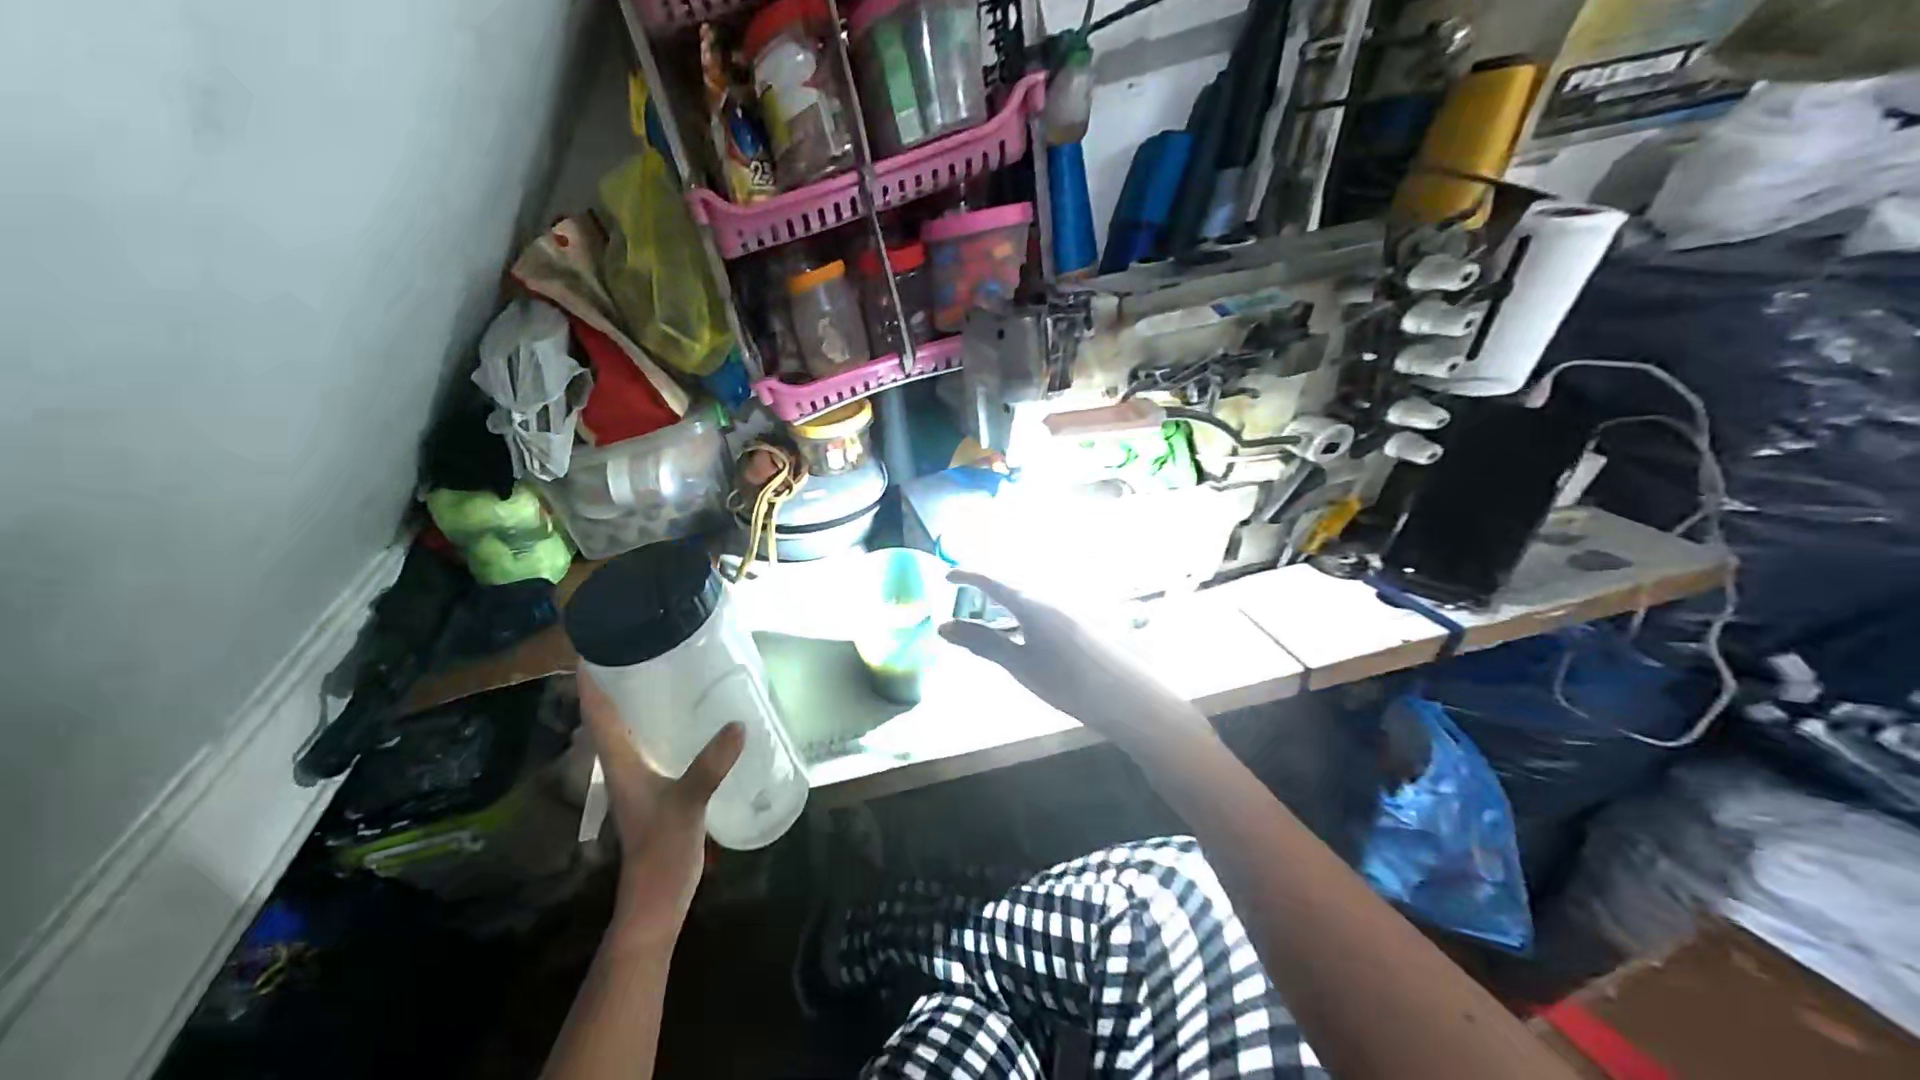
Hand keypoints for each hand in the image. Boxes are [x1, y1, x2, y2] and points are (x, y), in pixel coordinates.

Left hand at [578, 669, 742, 940]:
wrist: (656, 898)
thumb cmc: (660, 851)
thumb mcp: (686, 804)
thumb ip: (709, 766)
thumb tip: (738, 724)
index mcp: (619, 762)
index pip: (597, 712)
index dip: (592, 679)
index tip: (596, 644)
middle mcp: (624, 763)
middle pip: (612, 714)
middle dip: (621, 681)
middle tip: (644, 644)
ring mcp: (639, 776)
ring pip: (633, 728)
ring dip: (642, 701)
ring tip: (667, 669)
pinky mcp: (658, 785)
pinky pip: (655, 742)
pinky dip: (665, 723)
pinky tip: (692, 716)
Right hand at [938, 571, 1216, 756]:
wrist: (1130, 699)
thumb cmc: (1069, 683)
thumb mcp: (1020, 665)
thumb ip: (983, 643)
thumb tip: (943, 626)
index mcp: (1032, 603)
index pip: (992, 580)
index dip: (967, 575)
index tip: (947, 574)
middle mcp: (1052, 597)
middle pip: (1012, 584)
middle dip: (987, 588)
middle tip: (965, 598)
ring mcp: (1071, 608)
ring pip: (1031, 596)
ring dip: (1008, 602)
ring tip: (991, 618)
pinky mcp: (1084, 622)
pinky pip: (1046, 607)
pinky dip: (1026, 613)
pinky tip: (1026, 633)